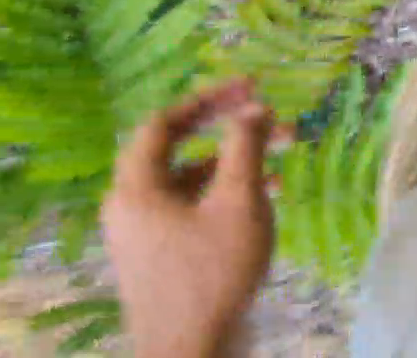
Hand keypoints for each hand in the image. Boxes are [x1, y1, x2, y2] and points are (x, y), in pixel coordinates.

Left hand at [103, 80, 278, 357]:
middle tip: (271, 109)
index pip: (160, 126)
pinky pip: (194, 199)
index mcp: (137, 191)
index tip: (252, 84)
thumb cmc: (215, 266)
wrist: (194, 343)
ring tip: (285, 147)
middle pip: (174, 148)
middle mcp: (132, 205)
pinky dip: (230, 183)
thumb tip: (253, 107)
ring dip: (236, 154)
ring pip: (190, 174)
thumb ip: (245, 147)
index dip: (205, 98)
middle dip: (226, 124)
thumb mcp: (240, 199)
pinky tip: (270, 187)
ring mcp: (145, 229)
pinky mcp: (164, 247)